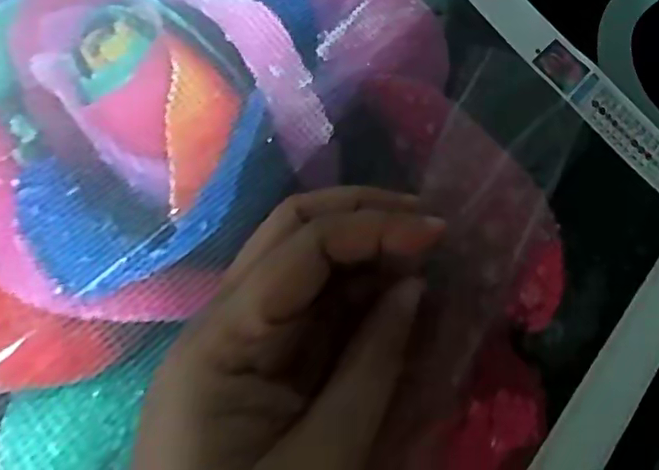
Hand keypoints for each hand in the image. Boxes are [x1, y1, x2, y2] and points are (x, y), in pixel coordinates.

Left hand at [132, 187, 445, 469]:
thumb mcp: (323, 458)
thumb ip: (373, 364)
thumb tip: (415, 284)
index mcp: (221, 339)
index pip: (304, 245)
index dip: (375, 225)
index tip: (436, 232)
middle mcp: (225, 319)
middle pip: (294, 227)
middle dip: (365, 213)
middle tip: (426, 224)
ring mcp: (242, 336)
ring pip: (304, 254)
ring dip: (365, 242)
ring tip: (421, 250)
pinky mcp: (261, 359)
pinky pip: (312, 298)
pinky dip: (358, 282)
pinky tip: (395, 286)